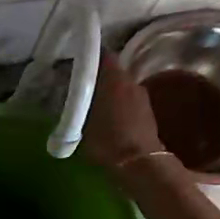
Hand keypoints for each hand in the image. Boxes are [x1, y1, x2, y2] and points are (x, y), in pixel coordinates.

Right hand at [80, 50, 165, 170]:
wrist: (139, 163)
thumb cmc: (107, 141)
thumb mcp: (81, 125)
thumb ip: (77, 108)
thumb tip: (71, 102)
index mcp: (114, 78)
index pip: (103, 55)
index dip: (91, 58)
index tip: (77, 65)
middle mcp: (130, 81)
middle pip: (113, 72)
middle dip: (99, 79)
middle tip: (83, 89)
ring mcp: (142, 97)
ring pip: (122, 88)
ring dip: (111, 94)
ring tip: (95, 107)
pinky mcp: (148, 112)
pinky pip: (129, 102)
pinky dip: (120, 106)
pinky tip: (109, 119)